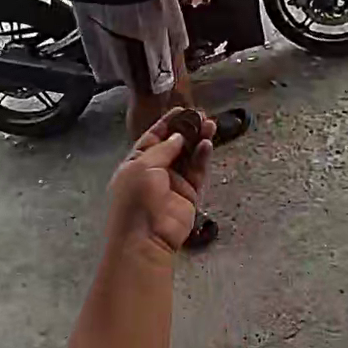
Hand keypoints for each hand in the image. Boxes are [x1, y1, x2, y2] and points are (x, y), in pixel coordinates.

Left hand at [107, 108, 215, 255]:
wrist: (146, 237)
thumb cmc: (137, 199)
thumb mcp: (142, 166)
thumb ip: (163, 149)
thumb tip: (179, 137)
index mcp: (136, 163)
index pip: (152, 138)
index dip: (167, 124)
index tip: (182, 109)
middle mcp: (155, 171)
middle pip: (174, 145)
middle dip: (187, 130)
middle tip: (202, 115)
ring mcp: (173, 183)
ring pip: (189, 156)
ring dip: (199, 140)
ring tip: (211, 125)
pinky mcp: (189, 194)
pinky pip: (198, 172)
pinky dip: (203, 157)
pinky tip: (208, 144)